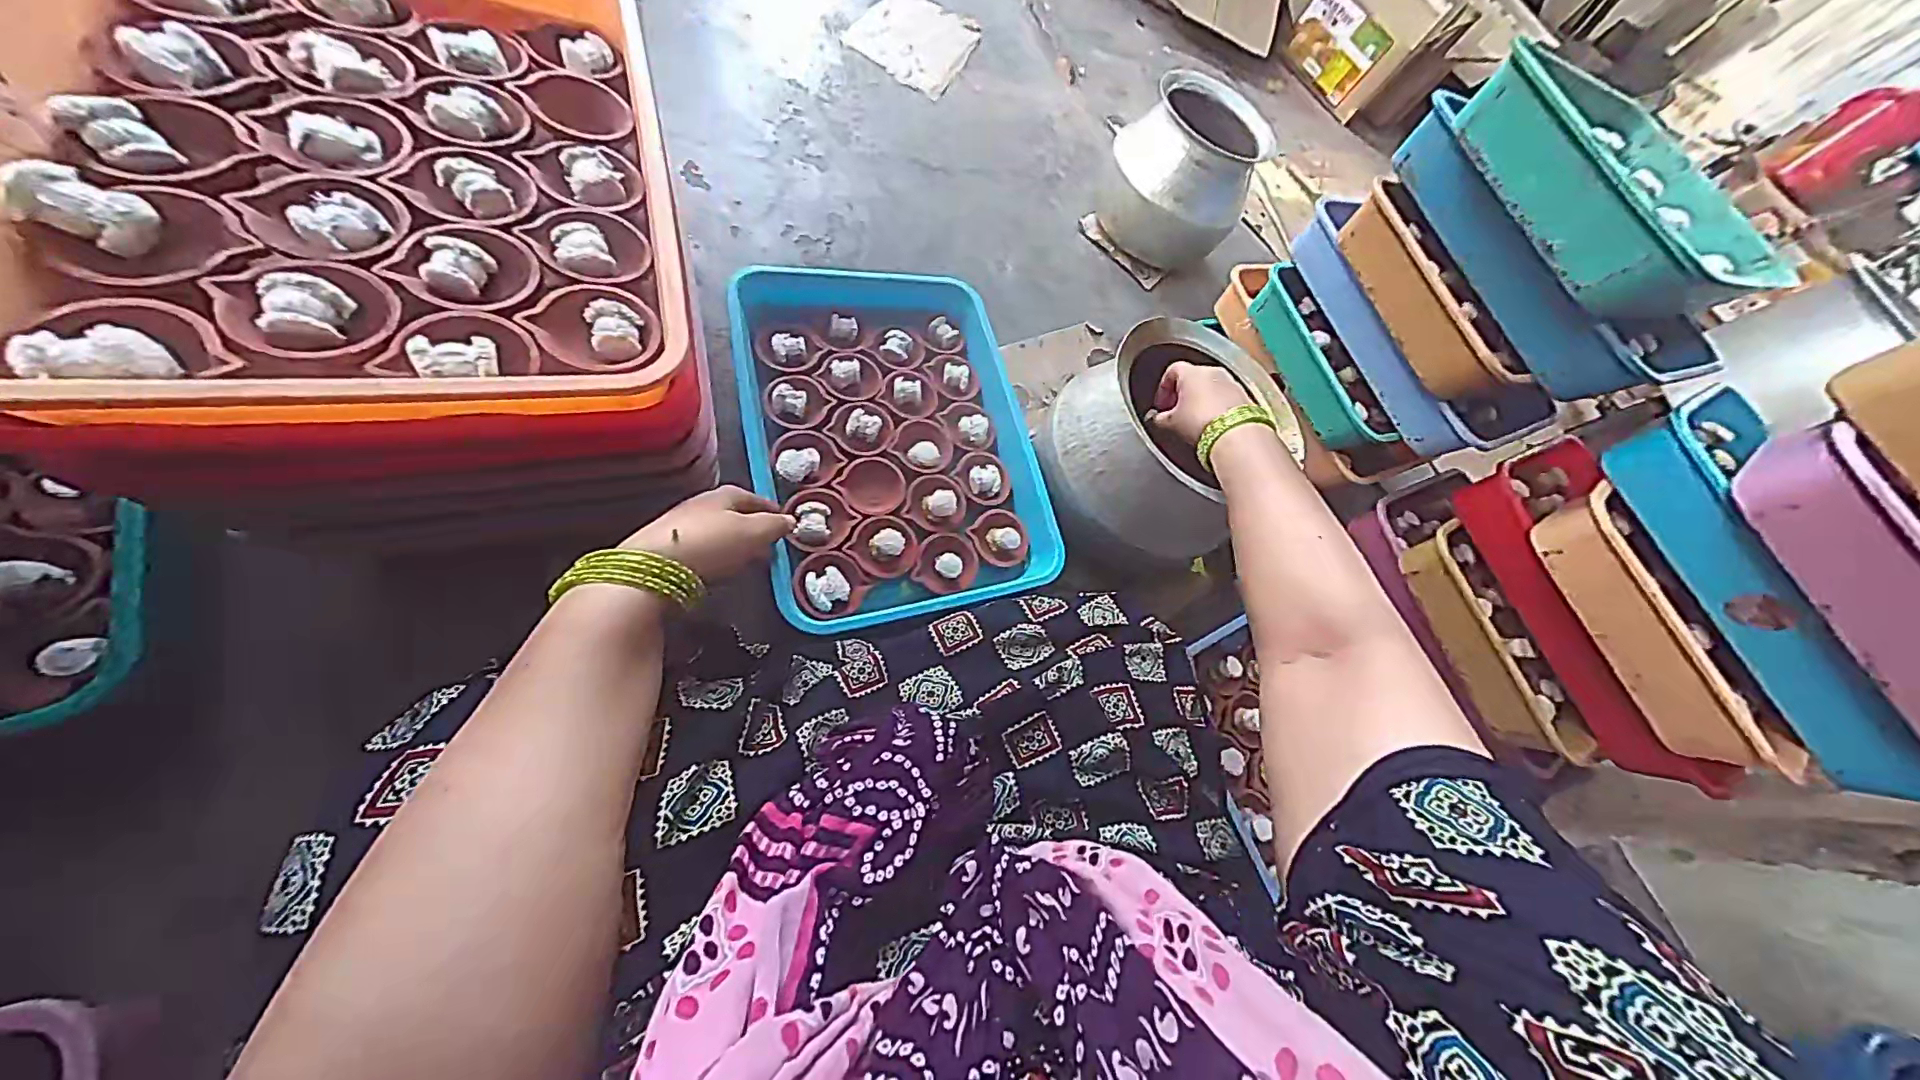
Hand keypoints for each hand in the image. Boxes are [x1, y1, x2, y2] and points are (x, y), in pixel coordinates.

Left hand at [620, 486, 793, 582]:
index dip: (770, 510)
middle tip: (769, 545)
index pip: (752, 498)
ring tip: (748, 560)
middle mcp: (699, 505)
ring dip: (733, 544)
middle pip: (732, 514)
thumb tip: (790, 520)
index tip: (784, 523)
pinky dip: (715, 556)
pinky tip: (719, 570)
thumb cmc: (711, 545)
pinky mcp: (663, 550)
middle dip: (752, 528)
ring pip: (716, 532)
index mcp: (722, 495)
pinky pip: (700, 549)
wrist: (652, 570)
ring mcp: (678, 526)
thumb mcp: (754, 533)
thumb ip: (775, 526)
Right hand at [1148, 361, 1253, 445]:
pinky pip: (1226, 399)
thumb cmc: (1202, 423)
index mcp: (1192, 373)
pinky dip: (1217, 408)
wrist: (1235, 435)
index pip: (1172, 371)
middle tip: (1176, 414)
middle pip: (1193, 378)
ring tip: (1194, 422)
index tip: (1161, 405)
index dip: (1163, 389)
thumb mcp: (1171, 423)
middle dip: (1183, 395)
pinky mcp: (1246, 397)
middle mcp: (1214, 372)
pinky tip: (1212, 425)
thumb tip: (1158, 419)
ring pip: (1211, 388)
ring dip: (1201, 401)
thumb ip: (1160, 418)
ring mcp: (1232, 383)